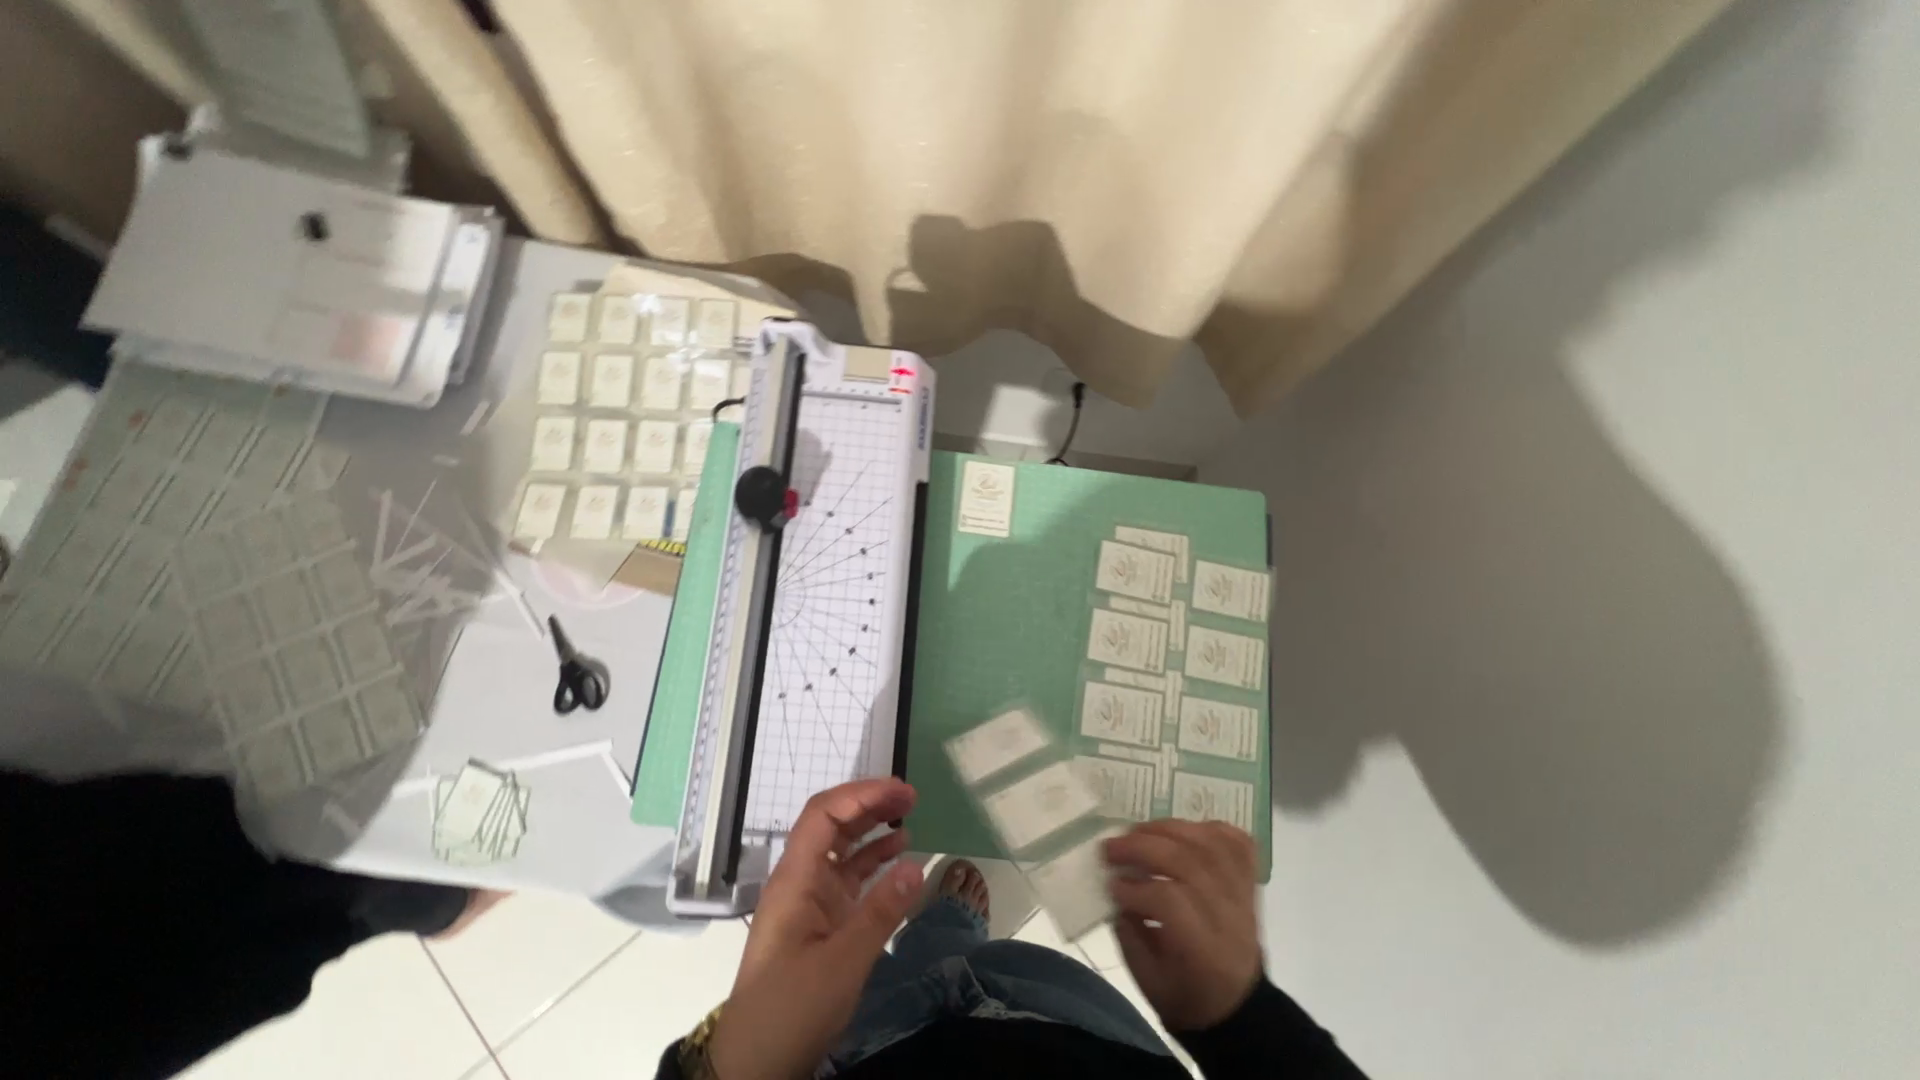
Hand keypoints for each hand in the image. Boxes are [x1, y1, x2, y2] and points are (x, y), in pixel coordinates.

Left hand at [709, 778, 924, 1079]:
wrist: (755, 1064)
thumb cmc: (790, 1009)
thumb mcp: (841, 964)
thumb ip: (879, 913)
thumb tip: (916, 864)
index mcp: (794, 880)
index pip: (823, 815)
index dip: (860, 795)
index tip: (900, 790)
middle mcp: (799, 881)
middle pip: (831, 825)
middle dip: (868, 804)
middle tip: (911, 797)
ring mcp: (809, 902)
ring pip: (840, 850)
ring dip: (871, 830)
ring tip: (909, 817)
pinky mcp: (819, 924)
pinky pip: (847, 880)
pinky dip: (872, 864)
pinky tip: (897, 858)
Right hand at [1104, 820, 1262, 1031]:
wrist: (1237, 1007)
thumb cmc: (1186, 996)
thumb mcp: (1147, 980)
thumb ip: (1129, 933)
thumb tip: (1117, 886)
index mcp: (1204, 952)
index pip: (1172, 901)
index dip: (1137, 887)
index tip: (1111, 886)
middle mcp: (1229, 918)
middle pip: (1190, 863)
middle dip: (1143, 847)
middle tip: (1111, 848)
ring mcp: (1244, 896)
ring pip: (1211, 844)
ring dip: (1168, 829)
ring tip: (1138, 832)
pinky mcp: (1249, 884)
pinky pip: (1237, 842)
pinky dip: (1209, 828)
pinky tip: (1181, 831)